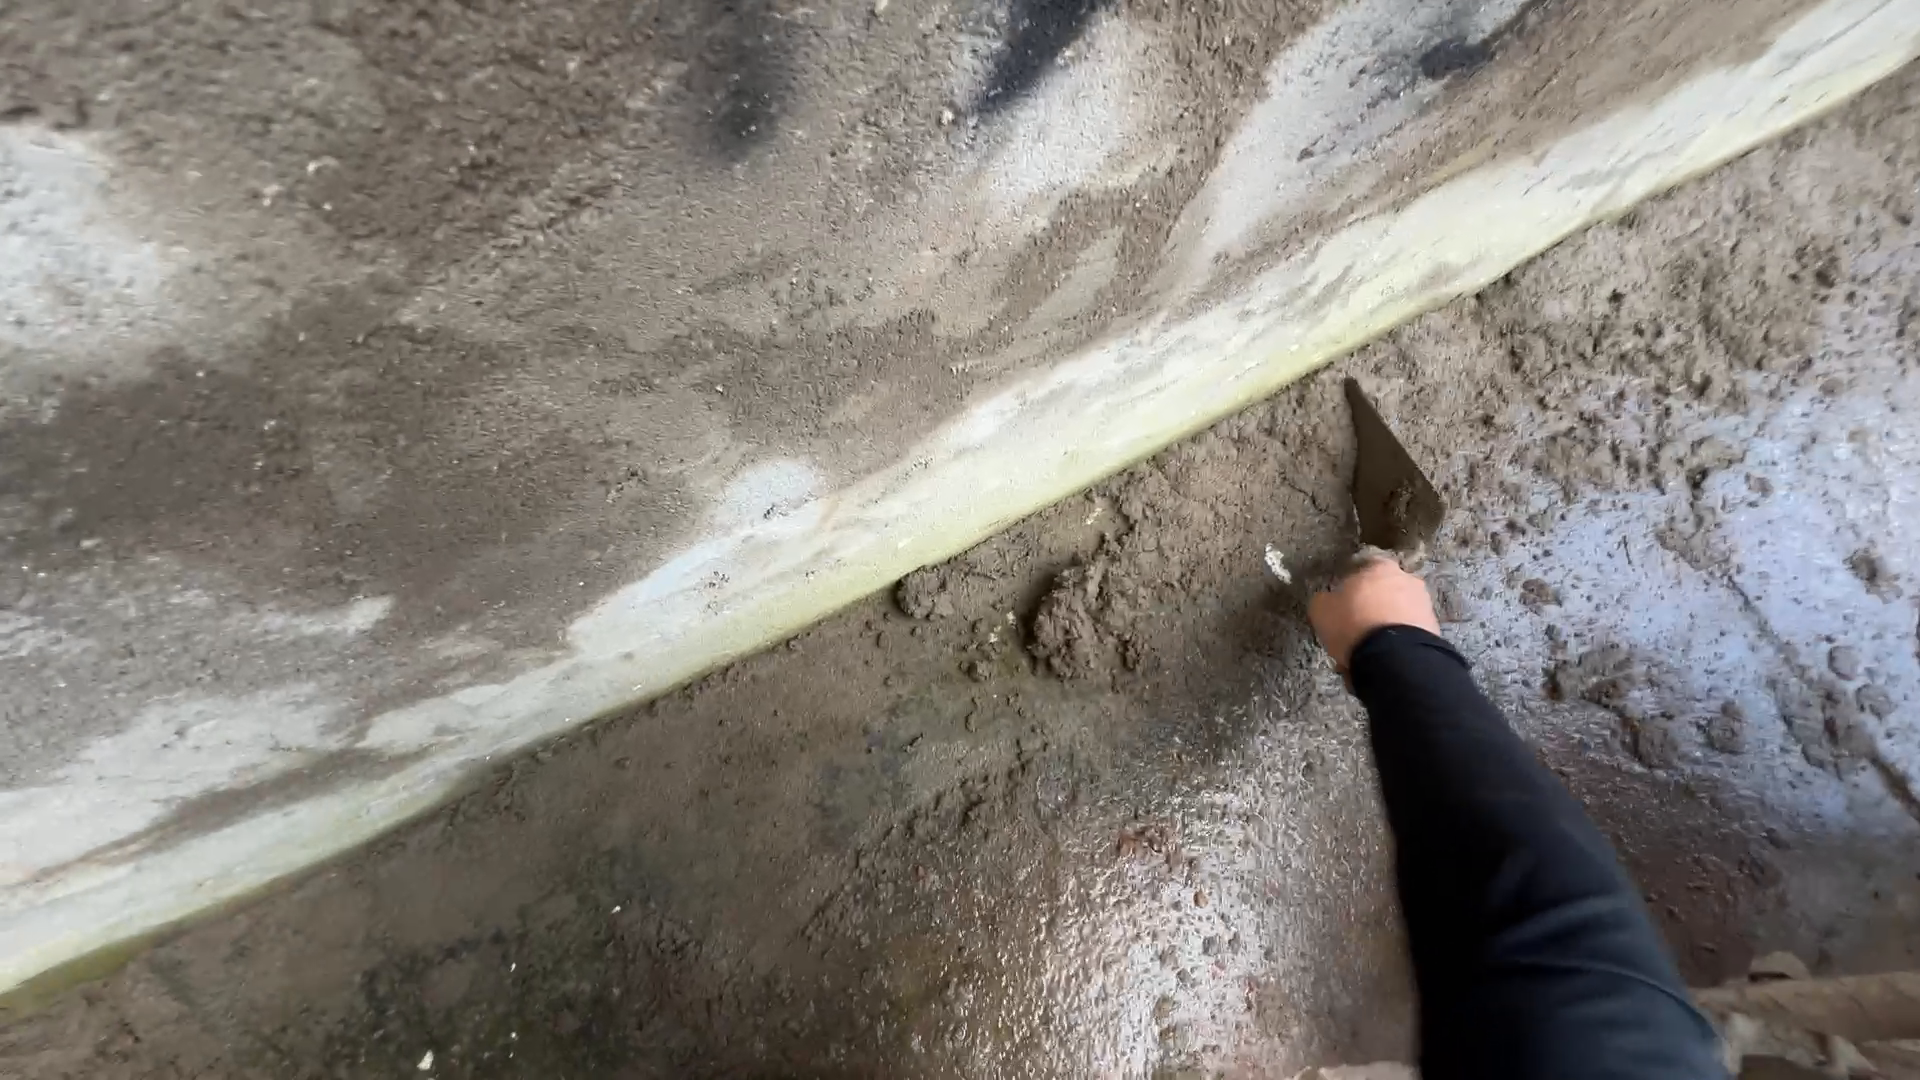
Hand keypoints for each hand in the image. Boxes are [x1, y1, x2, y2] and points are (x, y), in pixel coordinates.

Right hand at [1307, 557, 1440, 673]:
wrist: (1394, 656)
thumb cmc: (1353, 623)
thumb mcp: (1321, 609)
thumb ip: (1325, 599)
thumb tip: (1329, 599)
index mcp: (1379, 568)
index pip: (1366, 566)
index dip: (1353, 583)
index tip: (1343, 599)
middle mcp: (1407, 580)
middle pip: (1385, 589)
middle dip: (1373, 603)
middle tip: (1356, 622)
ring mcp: (1424, 604)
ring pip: (1398, 611)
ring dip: (1385, 623)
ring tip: (1368, 644)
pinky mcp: (1434, 629)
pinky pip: (1408, 631)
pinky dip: (1396, 640)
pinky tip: (1381, 654)